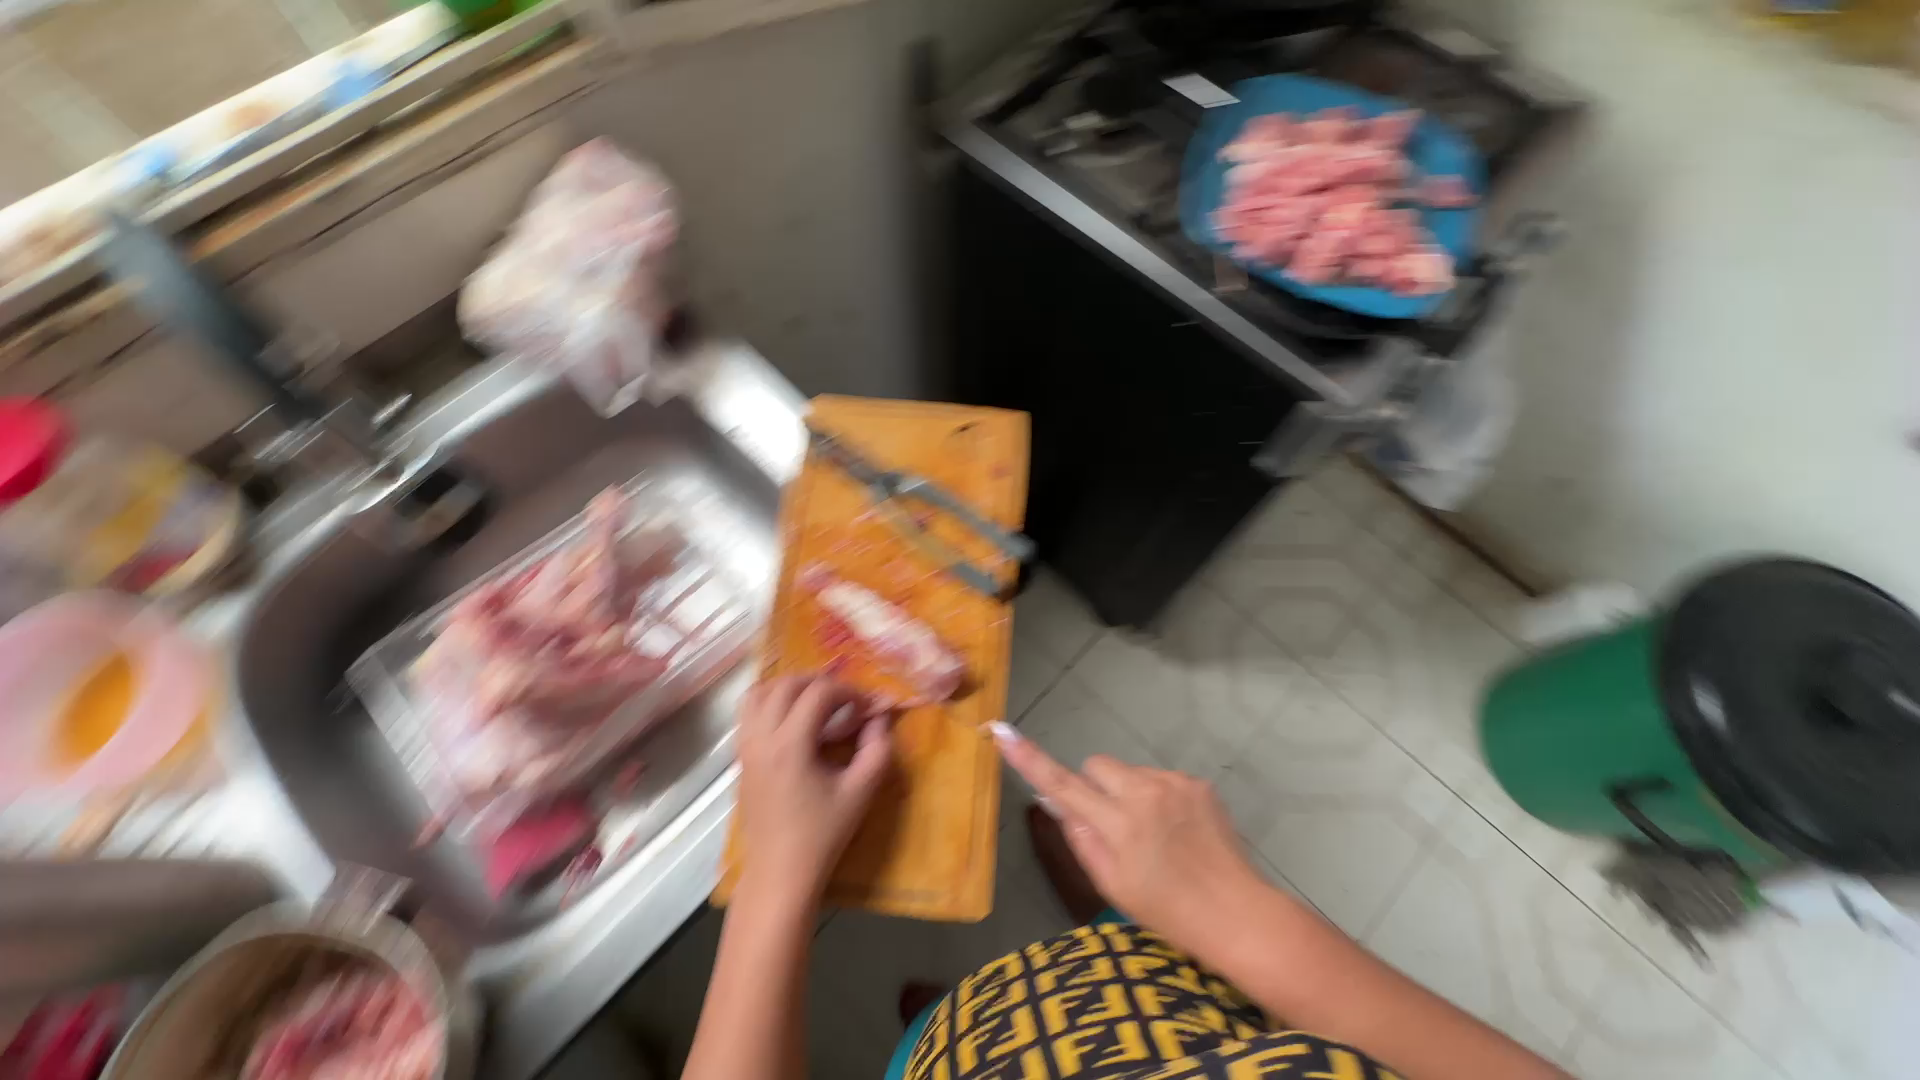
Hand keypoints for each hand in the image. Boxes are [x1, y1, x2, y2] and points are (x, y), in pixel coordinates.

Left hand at [736, 674, 893, 902]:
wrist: (780, 872)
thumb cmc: (823, 834)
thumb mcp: (860, 791)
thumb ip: (877, 749)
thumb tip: (879, 717)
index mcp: (790, 744)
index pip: (819, 693)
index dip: (848, 691)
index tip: (867, 708)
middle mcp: (761, 737)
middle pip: (787, 684)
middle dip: (820, 682)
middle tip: (845, 700)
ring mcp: (746, 746)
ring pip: (761, 692)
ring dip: (791, 687)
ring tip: (817, 703)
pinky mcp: (741, 757)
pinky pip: (749, 712)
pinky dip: (771, 702)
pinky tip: (794, 721)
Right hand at [990, 721, 1269, 950]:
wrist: (1236, 913)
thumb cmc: (1166, 910)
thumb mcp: (1111, 885)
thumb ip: (1080, 838)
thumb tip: (1056, 801)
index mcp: (1118, 823)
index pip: (1063, 784)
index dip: (1030, 759)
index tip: (1003, 732)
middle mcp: (1144, 792)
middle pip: (1097, 766)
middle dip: (1096, 788)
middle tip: (1114, 827)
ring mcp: (1174, 783)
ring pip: (1130, 772)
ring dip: (1131, 793)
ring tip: (1155, 835)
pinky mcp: (1197, 783)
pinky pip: (1161, 779)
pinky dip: (1160, 797)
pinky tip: (1178, 829)